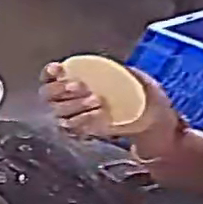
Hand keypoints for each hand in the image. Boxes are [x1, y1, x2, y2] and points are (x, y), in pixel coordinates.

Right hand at [41, 62, 175, 145]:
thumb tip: (105, 70)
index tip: (59, 70)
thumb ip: (118, 72)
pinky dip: (83, 120)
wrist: (155, 125)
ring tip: (98, 101)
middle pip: (48, 95)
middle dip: (62, 89)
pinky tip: (99, 115)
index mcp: (80, 80)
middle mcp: (69, 99)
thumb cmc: (146, 99)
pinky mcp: (80, 134)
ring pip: (58, 112)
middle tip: (84, 88)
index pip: (50, 76)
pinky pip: (71, 128)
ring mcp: (73, 118)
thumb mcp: (137, 78)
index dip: (50, 73)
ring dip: (75, 105)